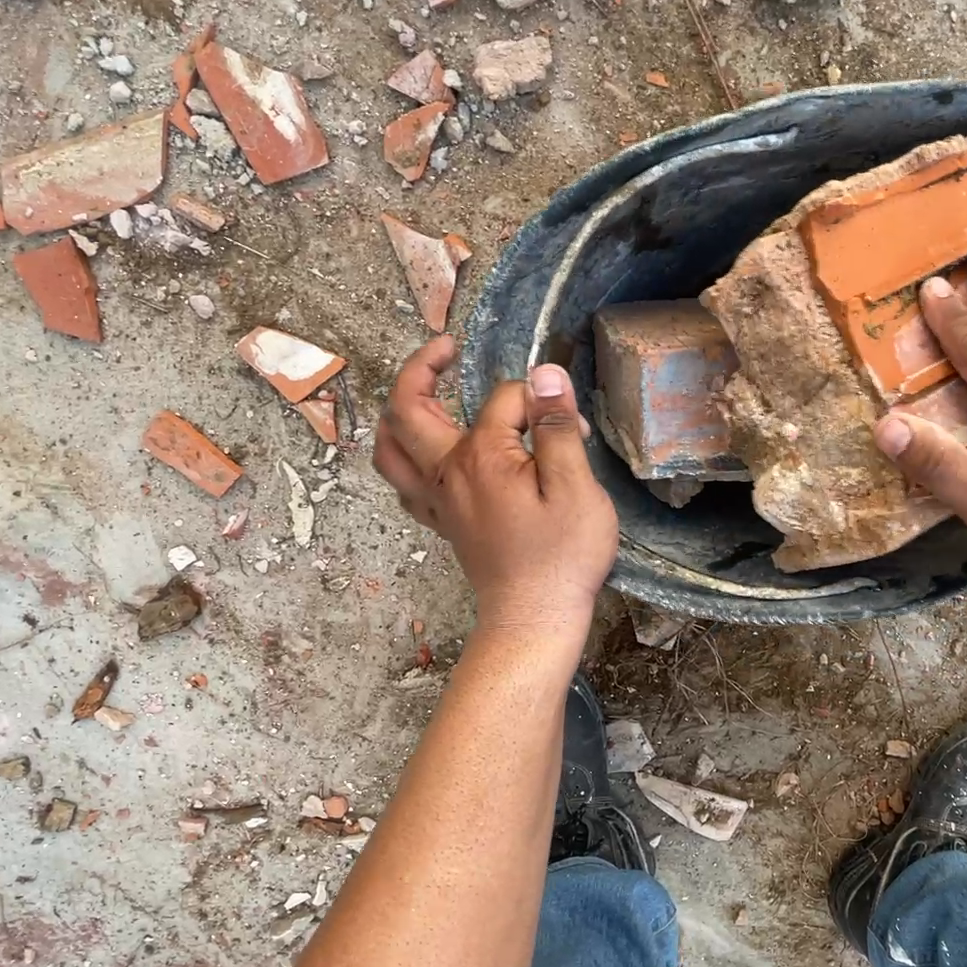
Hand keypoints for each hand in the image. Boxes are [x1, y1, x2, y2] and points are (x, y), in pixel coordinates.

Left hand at [375, 336, 617, 632]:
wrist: (535, 618)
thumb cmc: (562, 556)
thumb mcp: (575, 487)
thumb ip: (556, 427)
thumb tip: (544, 374)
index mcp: (480, 458)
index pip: (505, 401)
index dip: (543, 401)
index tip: (573, 421)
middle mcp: (446, 473)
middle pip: (409, 409)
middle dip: (423, 368)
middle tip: (447, 348)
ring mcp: (439, 500)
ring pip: (391, 448)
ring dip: (400, 413)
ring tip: (424, 394)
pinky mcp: (444, 523)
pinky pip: (404, 482)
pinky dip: (406, 457)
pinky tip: (428, 455)